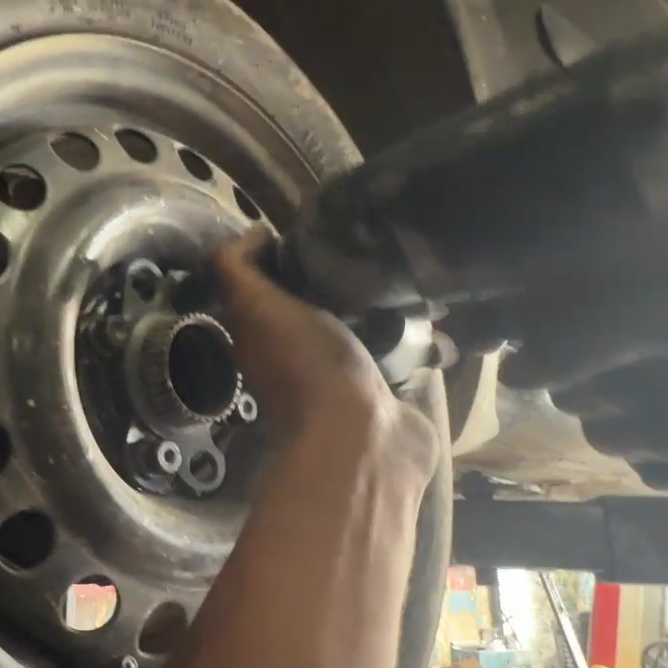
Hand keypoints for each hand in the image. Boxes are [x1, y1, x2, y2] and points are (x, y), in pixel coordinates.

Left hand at [213, 231, 437, 476]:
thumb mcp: (253, 306)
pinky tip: (431, 307)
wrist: (362, 441)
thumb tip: (253, 235)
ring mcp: (340, 374)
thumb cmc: (305, 365)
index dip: (278, 252)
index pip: (261, 281)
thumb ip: (235, 269)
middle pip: (308, 300)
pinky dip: (412, 331)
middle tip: (364, 242)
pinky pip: (396, 350)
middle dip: (331, 272)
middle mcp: (293, 352)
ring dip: (374, 299)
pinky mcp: (383, 390)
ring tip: (402, 267)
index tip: (312, 227)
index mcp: (258, 332)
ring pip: (353, 324)